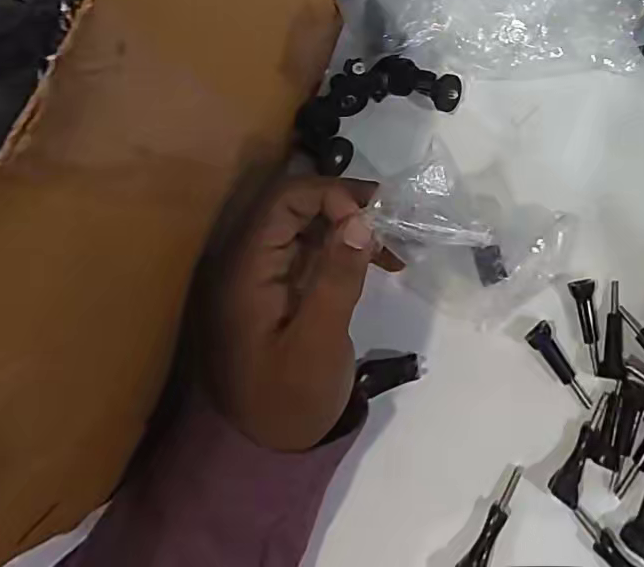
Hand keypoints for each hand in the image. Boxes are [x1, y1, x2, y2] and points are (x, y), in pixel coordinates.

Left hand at [207, 175, 404, 450]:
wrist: (276, 447)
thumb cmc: (291, 398)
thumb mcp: (317, 343)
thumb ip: (336, 279)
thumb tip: (362, 219)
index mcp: (246, 272)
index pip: (284, 202)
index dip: (330, 197)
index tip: (370, 222)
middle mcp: (252, 264)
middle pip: (298, 204)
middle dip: (349, 203)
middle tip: (394, 220)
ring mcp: (270, 274)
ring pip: (314, 221)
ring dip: (357, 222)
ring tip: (397, 242)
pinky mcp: (289, 286)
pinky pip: (322, 245)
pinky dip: (355, 244)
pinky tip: (388, 260)